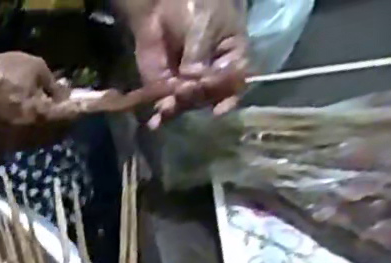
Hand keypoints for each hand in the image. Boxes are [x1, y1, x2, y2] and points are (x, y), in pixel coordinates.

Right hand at [0, 51, 72, 152]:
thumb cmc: (3, 74)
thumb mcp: (37, 69)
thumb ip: (54, 86)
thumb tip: (64, 97)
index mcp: (40, 117)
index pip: (68, 120)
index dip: (80, 113)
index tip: (86, 107)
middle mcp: (27, 136)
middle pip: (54, 136)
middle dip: (62, 125)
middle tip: (67, 111)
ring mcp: (13, 143)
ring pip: (38, 142)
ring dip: (46, 131)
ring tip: (48, 115)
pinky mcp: (1, 145)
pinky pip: (23, 142)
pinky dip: (31, 134)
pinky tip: (30, 121)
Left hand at [124, 0, 248, 127]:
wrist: (161, 5)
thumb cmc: (194, 5)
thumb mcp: (203, 24)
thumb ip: (198, 54)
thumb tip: (192, 80)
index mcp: (231, 54)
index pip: (236, 80)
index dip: (229, 96)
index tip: (219, 108)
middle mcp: (211, 73)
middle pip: (208, 96)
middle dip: (196, 98)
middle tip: (184, 91)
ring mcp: (187, 82)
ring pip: (186, 104)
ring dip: (177, 109)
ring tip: (167, 106)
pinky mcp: (164, 87)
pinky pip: (164, 106)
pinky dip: (160, 115)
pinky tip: (155, 123)